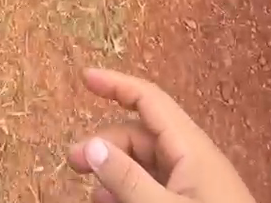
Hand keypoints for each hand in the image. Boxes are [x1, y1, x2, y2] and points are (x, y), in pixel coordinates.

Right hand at [67, 67, 256, 202]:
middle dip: (105, 143)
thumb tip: (90, 145)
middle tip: (73, 163)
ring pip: (146, 164)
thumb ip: (128, 179)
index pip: (148, 99)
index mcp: (191, 148)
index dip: (115, 84)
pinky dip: (132, 191)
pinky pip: (157, 186)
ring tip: (94, 196)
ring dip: (116, 173)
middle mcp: (194, 159)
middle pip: (140, 135)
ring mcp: (197, 185)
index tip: (83, 79)